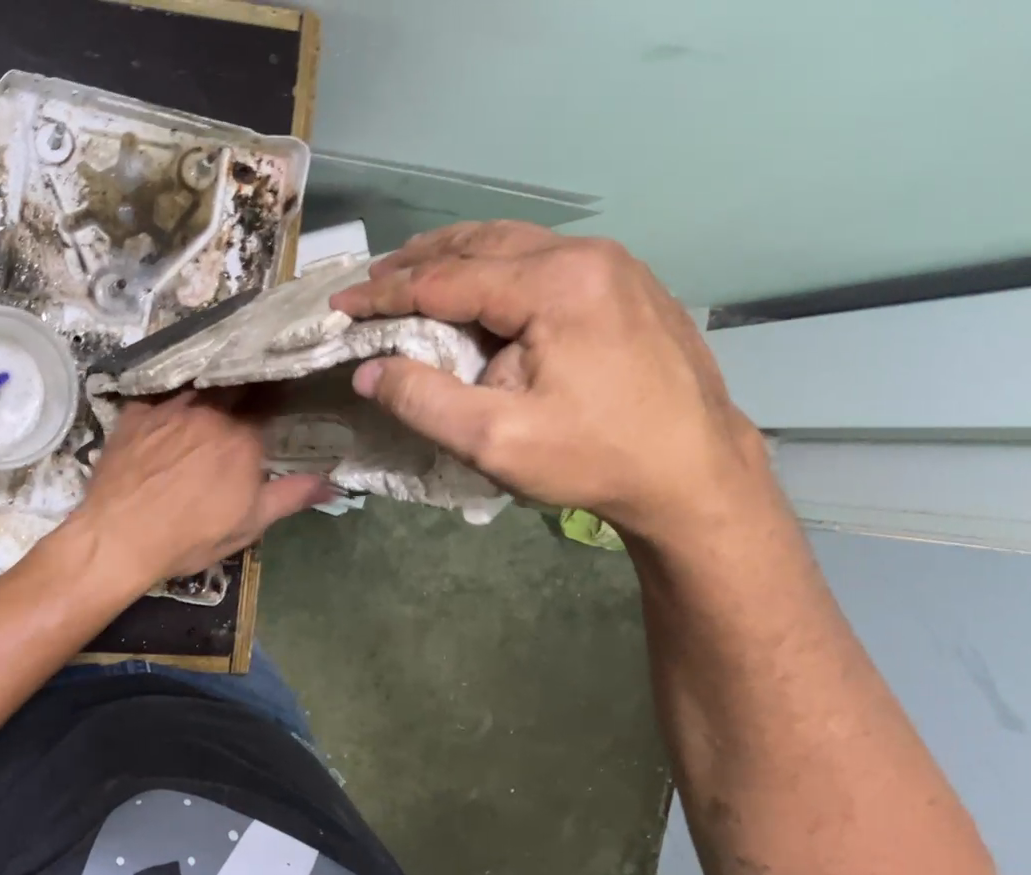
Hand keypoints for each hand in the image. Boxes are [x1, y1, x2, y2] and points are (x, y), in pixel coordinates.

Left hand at [65, 391, 328, 587]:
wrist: (119, 537)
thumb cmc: (189, 537)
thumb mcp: (248, 525)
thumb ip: (290, 497)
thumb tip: (333, 483)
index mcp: (243, 438)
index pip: (269, 408)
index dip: (273, 407)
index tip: (275, 408)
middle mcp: (209, 413)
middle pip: (233, 390)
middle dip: (242, 392)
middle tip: (242, 401)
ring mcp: (169, 410)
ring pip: (196, 389)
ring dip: (205, 393)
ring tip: (207, 399)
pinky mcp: (134, 415)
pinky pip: (156, 397)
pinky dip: (165, 401)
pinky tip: (165, 407)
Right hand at [329, 222, 775, 545]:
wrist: (695, 472)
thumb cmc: (593, 457)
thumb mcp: (493, 440)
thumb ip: (421, 400)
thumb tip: (368, 370)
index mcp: (555, 285)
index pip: (445, 279)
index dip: (384, 294)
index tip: (337, 306)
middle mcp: (586, 257)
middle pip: (479, 244)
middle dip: (415, 262)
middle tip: (367, 283)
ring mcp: (612, 266)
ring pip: (512, 243)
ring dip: (454, 257)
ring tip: (408, 274)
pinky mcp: (624, 284)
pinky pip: (541, 257)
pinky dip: (492, 265)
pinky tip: (475, 288)